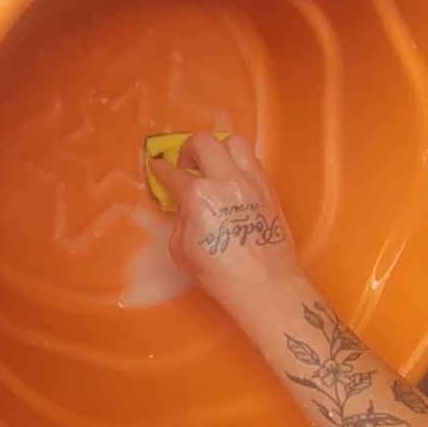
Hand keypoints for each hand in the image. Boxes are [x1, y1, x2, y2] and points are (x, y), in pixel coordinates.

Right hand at [147, 133, 300, 310]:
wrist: (265, 284)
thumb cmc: (220, 274)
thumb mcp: (180, 248)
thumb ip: (179, 219)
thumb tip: (185, 207)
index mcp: (198, 196)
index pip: (172, 172)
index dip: (160, 168)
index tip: (158, 166)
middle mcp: (225, 180)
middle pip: (202, 141)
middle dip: (188, 149)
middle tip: (186, 165)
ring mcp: (251, 181)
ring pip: (233, 141)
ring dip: (218, 149)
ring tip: (213, 166)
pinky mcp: (269, 188)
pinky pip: (252, 160)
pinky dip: (239, 164)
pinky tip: (234, 181)